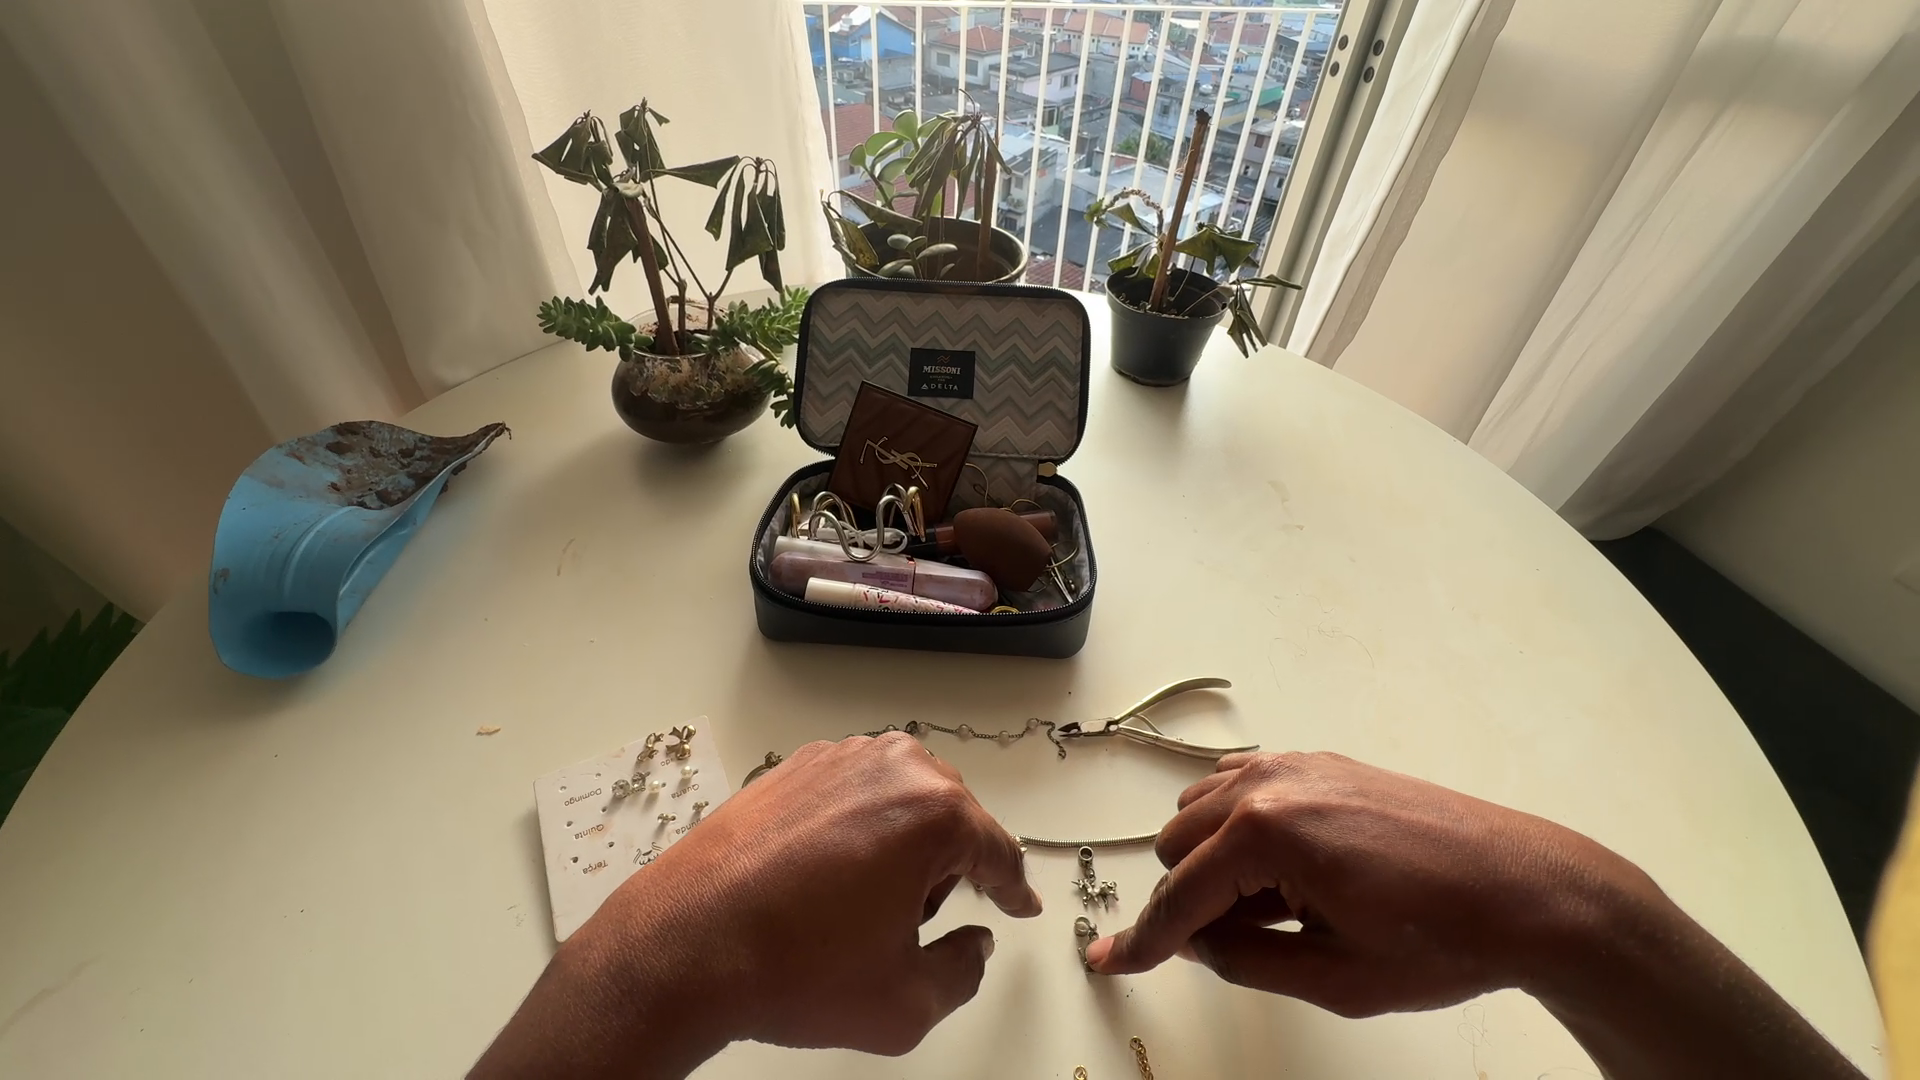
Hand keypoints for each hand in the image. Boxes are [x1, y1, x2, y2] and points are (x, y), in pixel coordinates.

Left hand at [652, 732, 1042, 1051]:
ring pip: (904, 798)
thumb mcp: (904, 1001)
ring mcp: (843, 757)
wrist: (686, 940)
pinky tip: (827, 874)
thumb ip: (964, 970)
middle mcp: (894, 766)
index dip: (1013, 887)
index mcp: (933, 812)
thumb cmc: (792, 967)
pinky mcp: (801, 762)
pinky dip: (859, 826)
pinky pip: (856, 790)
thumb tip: (972, 945)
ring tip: (859, 901)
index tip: (1018, 903)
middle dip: (946, 867)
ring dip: (902, 843)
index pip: (997, 851)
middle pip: (952, 817)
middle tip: (913, 921)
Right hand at [1086, 751, 1658, 1015]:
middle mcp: (1261, 785)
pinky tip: (1285, 857)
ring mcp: (1286, 764)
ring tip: (1277, 900)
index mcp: (1263, 835)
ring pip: (1198, 808)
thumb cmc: (1438, 943)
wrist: (1529, 887)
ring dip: (1211, 857)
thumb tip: (1191, 940)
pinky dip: (1234, 821)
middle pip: (1173, 843)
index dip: (1144, 939)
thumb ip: (1243, 959)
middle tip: (1248, 938)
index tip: (1107, 960)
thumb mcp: (1335, 979)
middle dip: (1191, 897)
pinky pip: (1234, 782)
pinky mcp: (1311, 760)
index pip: (1179, 897)